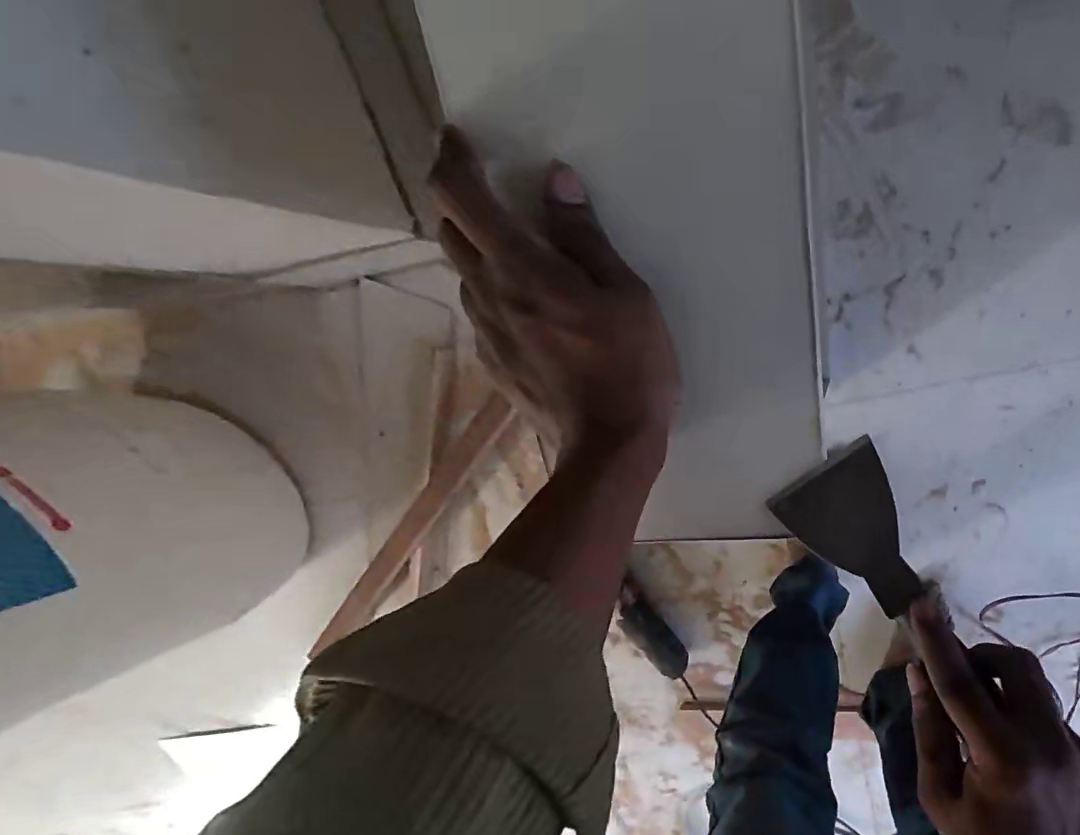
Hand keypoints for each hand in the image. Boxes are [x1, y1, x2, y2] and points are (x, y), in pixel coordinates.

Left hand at [430, 127, 681, 454]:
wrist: (610, 449)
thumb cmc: (630, 368)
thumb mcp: (627, 296)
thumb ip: (586, 238)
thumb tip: (556, 181)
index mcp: (520, 269)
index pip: (459, 195)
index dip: (452, 157)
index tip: (462, 140)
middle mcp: (489, 296)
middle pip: (450, 231)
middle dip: (464, 204)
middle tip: (499, 200)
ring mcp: (487, 336)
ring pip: (465, 276)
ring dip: (481, 254)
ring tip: (523, 260)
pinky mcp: (495, 367)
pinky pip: (482, 315)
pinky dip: (495, 296)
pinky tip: (531, 313)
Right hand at [905, 596, 1079, 834]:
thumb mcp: (939, 797)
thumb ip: (931, 730)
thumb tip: (920, 675)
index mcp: (1002, 759)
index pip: (962, 684)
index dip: (939, 640)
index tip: (924, 602)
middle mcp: (1048, 745)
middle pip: (1015, 665)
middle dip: (982, 655)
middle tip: (959, 674)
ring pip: (1037, 689)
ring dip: (1004, 688)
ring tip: (986, 724)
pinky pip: (1053, 722)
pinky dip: (1026, 724)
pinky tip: (1019, 766)